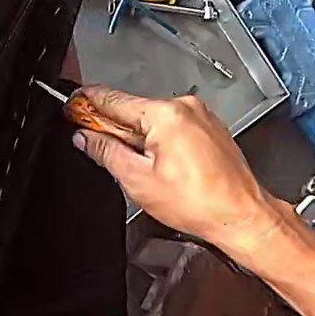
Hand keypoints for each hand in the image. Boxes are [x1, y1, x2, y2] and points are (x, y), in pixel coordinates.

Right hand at [70, 87, 293, 264]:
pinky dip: (160, 140)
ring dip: (139, 138)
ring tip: (142, 169)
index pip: (114, 100)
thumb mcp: (138, 180)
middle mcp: (185, 107)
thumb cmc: (200, 203)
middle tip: (97, 146)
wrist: (241, 215)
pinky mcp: (209, 127)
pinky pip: (174, 126)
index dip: (88, 103)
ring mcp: (200, 115)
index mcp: (166, 114)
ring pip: (154, 120)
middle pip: (134, 110)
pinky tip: (161, 166)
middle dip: (114, 128)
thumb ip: (106, 152)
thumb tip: (85, 138)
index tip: (72, 104)